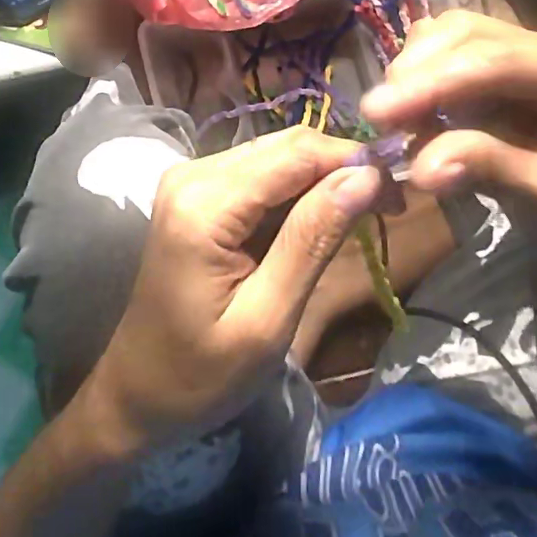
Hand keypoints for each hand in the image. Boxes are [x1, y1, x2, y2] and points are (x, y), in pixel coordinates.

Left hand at [75, 129, 383, 455]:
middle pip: (287, 145)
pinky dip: (297, 190)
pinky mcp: (198, 190)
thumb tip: (365, 177)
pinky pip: (261, 172)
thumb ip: (313, 241)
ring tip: (360, 215)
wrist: (137, 391)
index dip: (354, 161)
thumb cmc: (200, 374)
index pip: (296, 154)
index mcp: (204, 204)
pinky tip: (317, 220)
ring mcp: (192, 177)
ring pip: (278, 154)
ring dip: (323, 177)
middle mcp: (194, 173)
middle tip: (387, 206)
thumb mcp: (267, 321)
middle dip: (342, 167)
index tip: (398, 194)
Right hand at [362, 12, 536, 475]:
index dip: (438, 82)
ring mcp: (528, 64)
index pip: (501, 61)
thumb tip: (420, 161)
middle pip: (470, 35)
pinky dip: (418, 82)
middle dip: (416, 73)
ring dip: (413, 74)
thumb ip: (489, 171)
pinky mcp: (499, 80)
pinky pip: (446, 61)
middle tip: (374, 120)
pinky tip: (406, 116)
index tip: (379, 113)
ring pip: (451, 39)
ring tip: (390, 122)